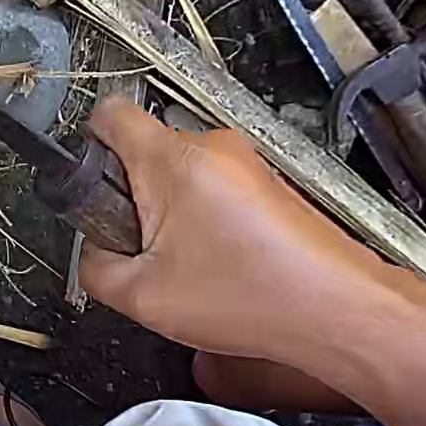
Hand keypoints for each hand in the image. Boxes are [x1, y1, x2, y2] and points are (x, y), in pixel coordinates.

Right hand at [77, 97, 425, 365]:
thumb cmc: (256, 298)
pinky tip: (211, 261)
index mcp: (174, 161)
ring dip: (162, 213)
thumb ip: (92, 266)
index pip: (109, 113)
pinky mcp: (261, 182)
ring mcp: (242, 162)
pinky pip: (206, 187)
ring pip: (173, 173)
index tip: (91, 183)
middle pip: (140, 151)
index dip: (87, 143)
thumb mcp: (140, 296)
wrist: (338, 311)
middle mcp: (212, 147)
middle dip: (128, 197)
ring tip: (183, 261)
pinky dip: (195, 219)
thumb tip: (90, 252)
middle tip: (142, 246)